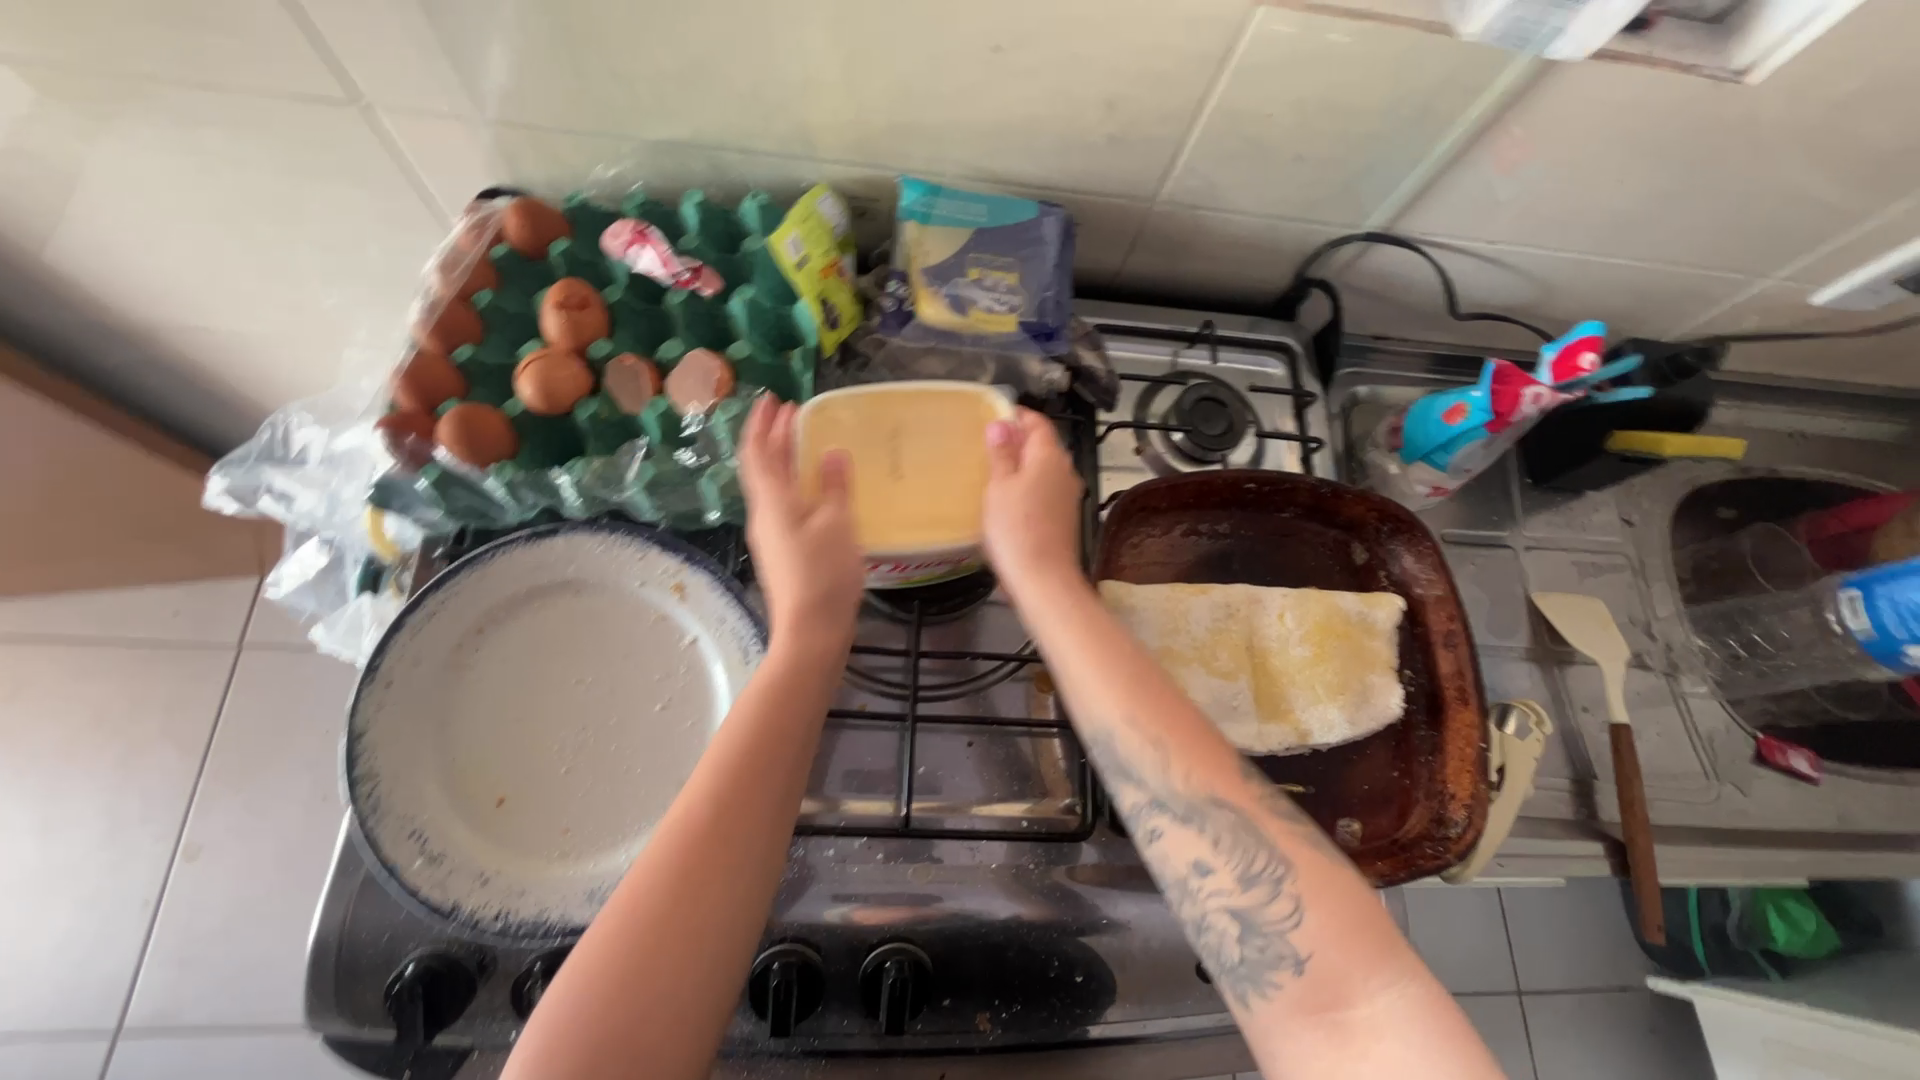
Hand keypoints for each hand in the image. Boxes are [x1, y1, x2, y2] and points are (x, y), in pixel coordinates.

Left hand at [738, 395, 864, 649]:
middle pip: (763, 468)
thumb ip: (833, 485)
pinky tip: (813, 488)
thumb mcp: (836, 523)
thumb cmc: (824, 573)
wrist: (811, 630)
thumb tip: (831, 453)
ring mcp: (772, 536)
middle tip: (790, 412)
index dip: (763, 424)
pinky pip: (784, 506)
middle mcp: (764, 515)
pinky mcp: (784, 553)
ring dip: (784, 460)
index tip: (774, 399)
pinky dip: (794, 485)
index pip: (759, 453)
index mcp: (772, 502)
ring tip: (802, 442)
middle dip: (775, 437)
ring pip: (773, 487)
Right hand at [981, 408, 1084, 596]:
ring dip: (1022, 466)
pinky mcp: (1064, 517)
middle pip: (1043, 445)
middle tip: (987, 444)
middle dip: (1018, 441)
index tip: (994, 416)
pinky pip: (1044, 491)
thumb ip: (1001, 453)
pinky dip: (1027, 487)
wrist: (1043, 578)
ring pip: (1044, 469)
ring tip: (992, 470)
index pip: (1038, 423)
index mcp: (1050, 456)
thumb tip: (1002, 424)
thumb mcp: (999, 486)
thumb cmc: (1016, 528)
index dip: (1017, 416)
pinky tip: (1007, 499)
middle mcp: (1065, 470)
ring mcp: (1068, 495)